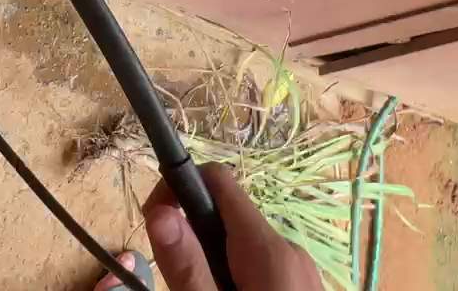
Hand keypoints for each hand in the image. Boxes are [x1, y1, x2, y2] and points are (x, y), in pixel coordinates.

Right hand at [141, 163, 322, 290]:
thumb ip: (189, 266)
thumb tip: (158, 210)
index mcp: (270, 247)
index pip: (216, 178)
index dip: (177, 187)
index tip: (153, 218)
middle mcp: (290, 248)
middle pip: (224, 215)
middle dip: (193, 237)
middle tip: (177, 280)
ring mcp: (303, 272)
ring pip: (240, 244)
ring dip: (214, 261)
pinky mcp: (305, 289)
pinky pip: (260, 267)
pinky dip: (237, 278)